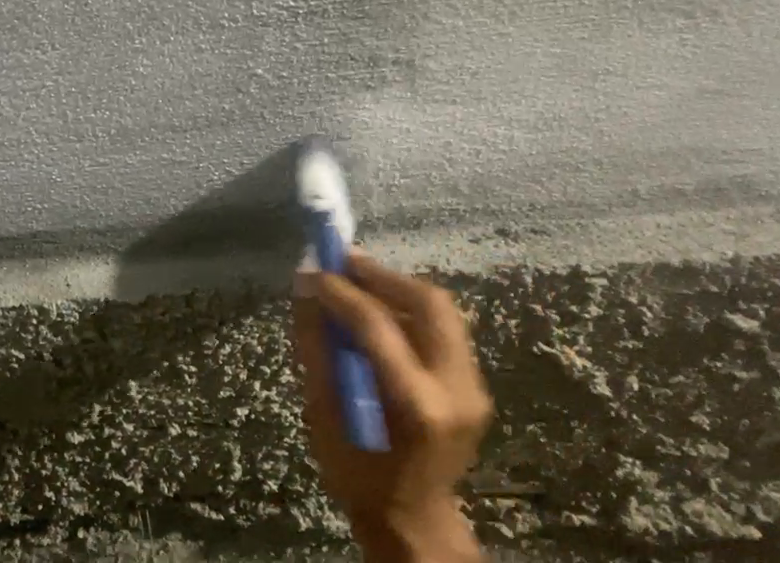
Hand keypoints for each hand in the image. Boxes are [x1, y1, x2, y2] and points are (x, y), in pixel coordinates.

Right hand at [293, 252, 491, 562]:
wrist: (411, 518)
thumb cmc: (355, 470)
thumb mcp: (322, 410)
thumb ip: (317, 346)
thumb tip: (306, 289)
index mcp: (415, 403)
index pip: (378, 324)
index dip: (340, 290)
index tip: (311, 271)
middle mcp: (456, 389)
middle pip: (429, 304)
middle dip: (381, 275)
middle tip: (340, 262)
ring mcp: (473, 388)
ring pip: (441, 312)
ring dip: (395, 288)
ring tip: (354, 281)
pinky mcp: (473, 387)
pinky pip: (441, 330)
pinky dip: (406, 310)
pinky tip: (375, 312)